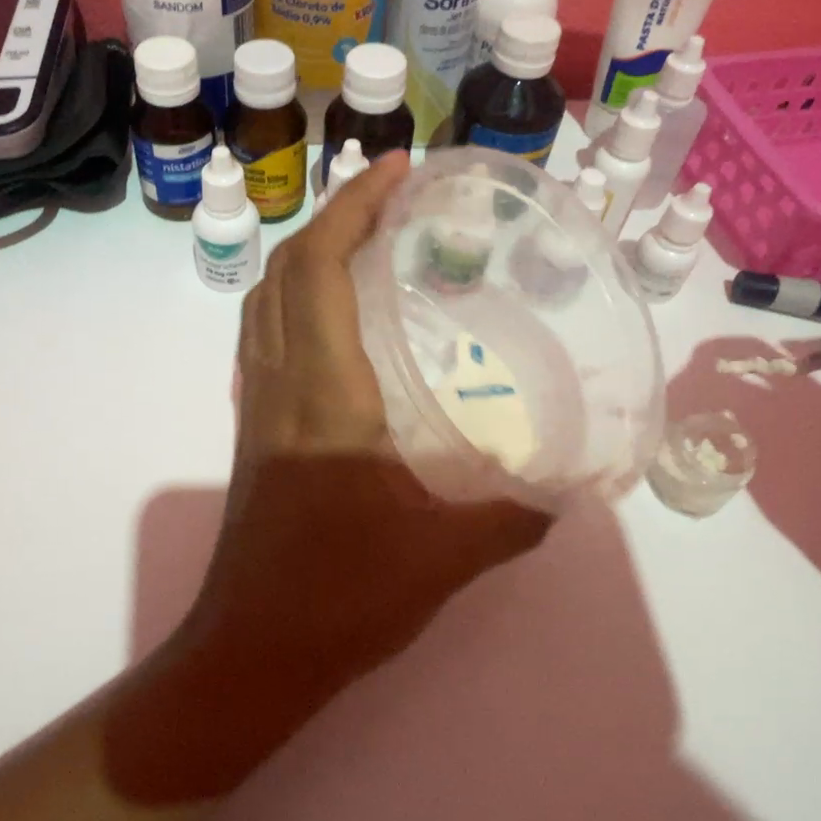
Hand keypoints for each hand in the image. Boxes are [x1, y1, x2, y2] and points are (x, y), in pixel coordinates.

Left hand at [198, 150, 552, 678]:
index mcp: (324, 393)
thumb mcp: (444, 559)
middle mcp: (279, 383)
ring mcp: (257, 405)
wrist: (253, 650)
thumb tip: (568, 491)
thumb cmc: (342, 598)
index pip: (319, 270)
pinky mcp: (252, 430)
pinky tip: (339, 319)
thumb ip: (513, 518)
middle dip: (334, 217)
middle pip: (286, 271)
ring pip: (267, 301)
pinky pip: (266, 336)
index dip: (353, 207)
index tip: (398, 169)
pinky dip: (296, 298)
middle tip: (394, 198)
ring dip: (309, 254)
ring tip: (367, 241)